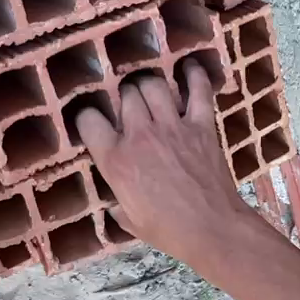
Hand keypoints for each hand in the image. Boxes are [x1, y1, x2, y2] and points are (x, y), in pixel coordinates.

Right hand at [74, 63, 257, 267]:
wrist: (213, 230)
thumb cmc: (168, 231)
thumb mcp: (129, 220)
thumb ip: (117, 201)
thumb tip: (114, 201)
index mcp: (117, 160)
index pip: (88, 120)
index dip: (87, 118)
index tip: (92, 122)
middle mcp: (141, 136)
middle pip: (124, 95)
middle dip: (122, 97)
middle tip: (127, 106)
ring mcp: (173, 127)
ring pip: (154, 85)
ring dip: (148, 84)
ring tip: (149, 91)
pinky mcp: (201, 126)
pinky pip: (198, 91)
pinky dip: (194, 76)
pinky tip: (188, 68)